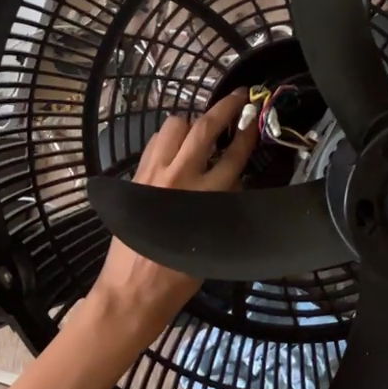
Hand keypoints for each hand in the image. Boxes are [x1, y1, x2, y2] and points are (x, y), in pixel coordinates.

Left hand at [90, 91, 259, 341]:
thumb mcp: (215, 243)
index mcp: (205, 196)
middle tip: (239, 96)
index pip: (234, 154)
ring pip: (173, 128)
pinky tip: (176, 149)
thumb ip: (225, 205)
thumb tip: (233, 181)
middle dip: (225, 107)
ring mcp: (152, 174)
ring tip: (201, 129)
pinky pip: (155, 145)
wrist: (131, 291)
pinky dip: (169, 139)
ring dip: (191, 122)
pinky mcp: (135, 178)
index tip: (256, 116)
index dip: (248, 132)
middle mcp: (178, 177)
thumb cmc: (178, 277)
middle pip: (204, 128)